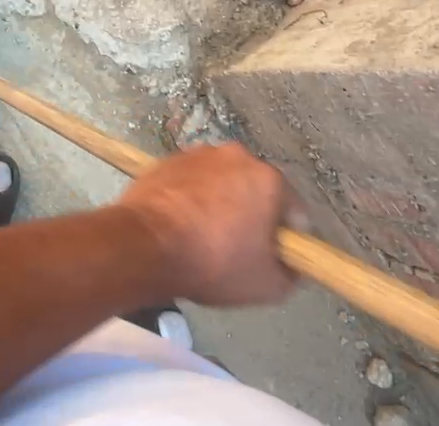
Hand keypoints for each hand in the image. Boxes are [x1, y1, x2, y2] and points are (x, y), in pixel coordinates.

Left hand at [117, 143, 305, 306]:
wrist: (145, 243)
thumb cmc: (213, 261)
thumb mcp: (268, 285)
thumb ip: (291, 272)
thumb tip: (289, 264)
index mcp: (268, 178)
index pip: (293, 211)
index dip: (287, 240)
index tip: (273, 259)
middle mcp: (236, 155)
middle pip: (256, 190)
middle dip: (253, 216)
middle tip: (239, 248)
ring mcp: (198, 154)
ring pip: (223, 183)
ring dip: (221, 203)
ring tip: (205, 237)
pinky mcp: (168, 159)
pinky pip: (193, 180)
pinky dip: (193, 197)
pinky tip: (183, 223)